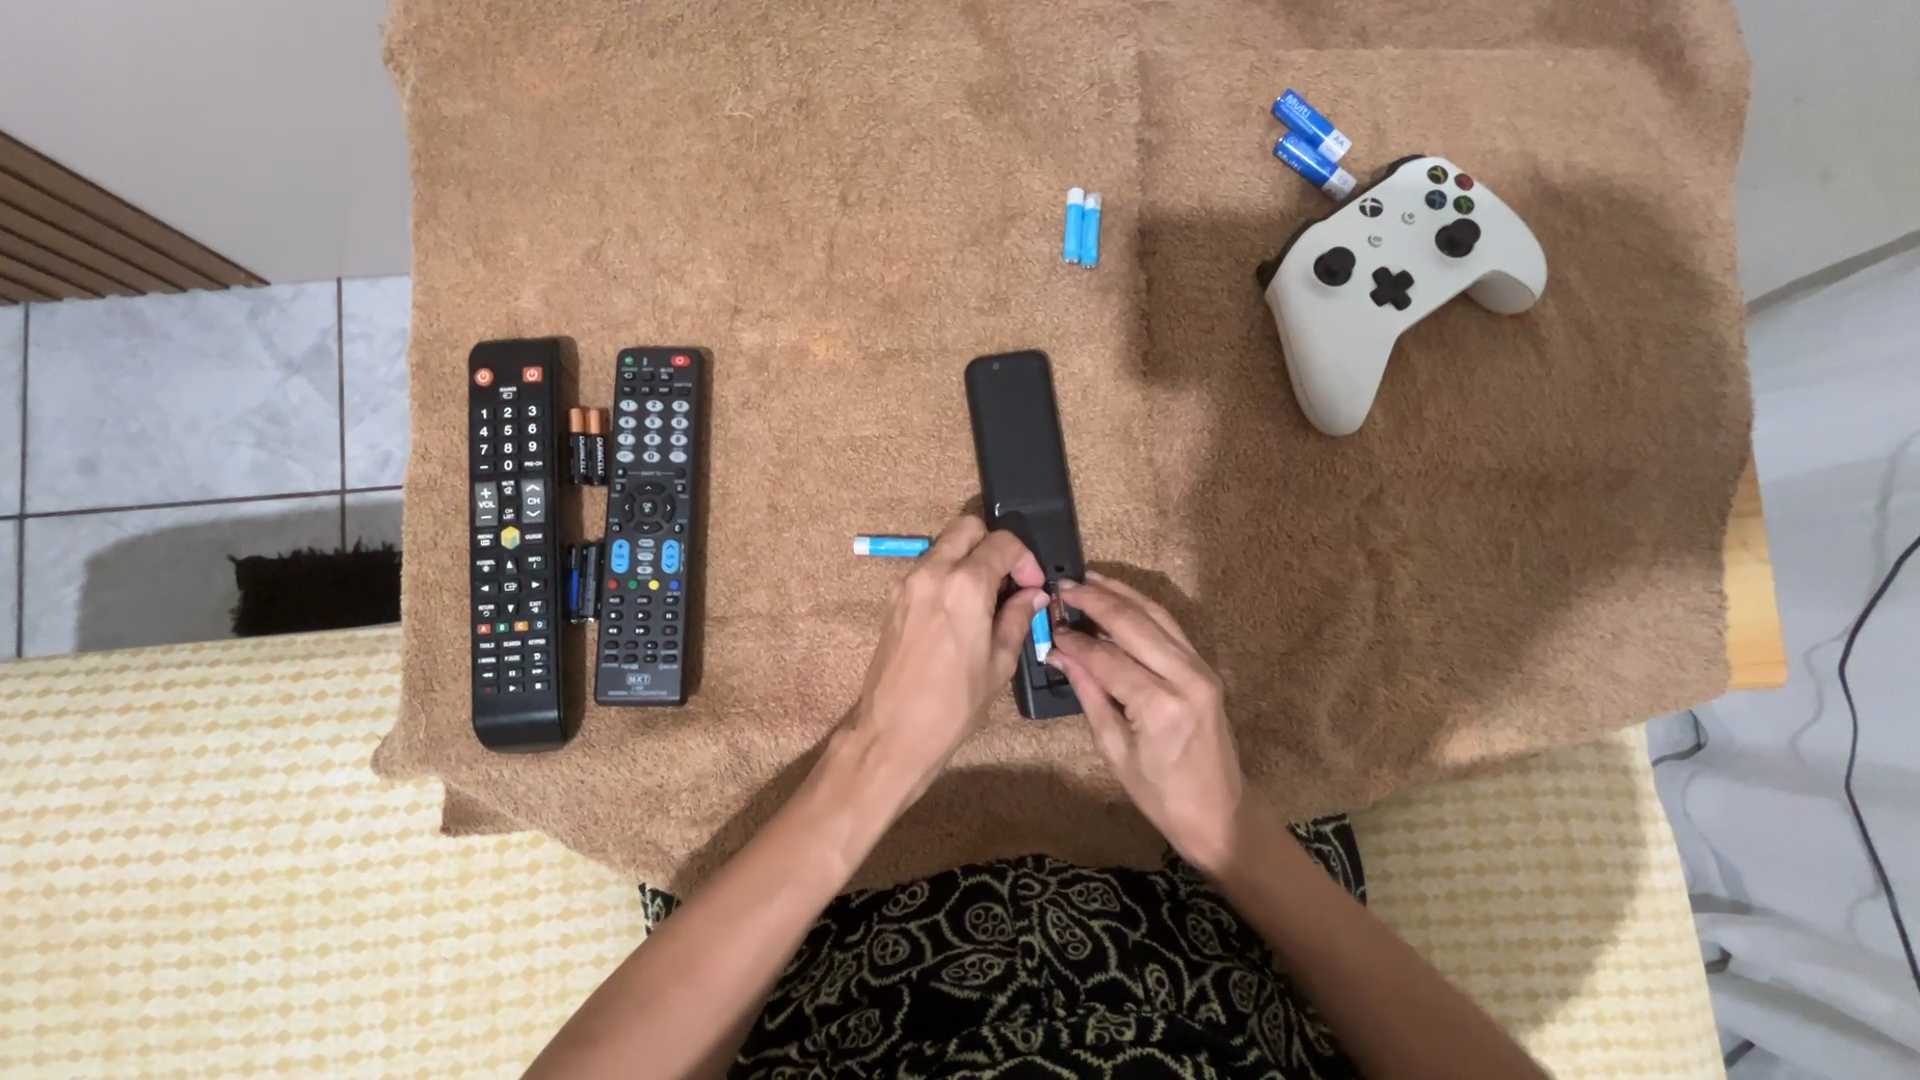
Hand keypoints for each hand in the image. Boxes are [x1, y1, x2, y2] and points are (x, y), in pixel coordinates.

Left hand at [840, 515, 1047, 803]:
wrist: (893, 731)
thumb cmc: (953, 704)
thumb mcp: (999, 663)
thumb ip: (1017, 618)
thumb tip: (1032, 595)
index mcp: (964, 586)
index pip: (1002, 543)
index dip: (1025, 559)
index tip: (1032, 586)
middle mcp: (932, 572)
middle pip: (967, 528)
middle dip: (994, 545)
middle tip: (1009, 580)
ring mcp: (908, 583)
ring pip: (945, 545)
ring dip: (970, 557)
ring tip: (988, 597)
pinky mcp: (894, 598)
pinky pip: (928, 567)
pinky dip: (949, 573)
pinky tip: (962, 609)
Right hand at [1045, 572, 1247, 872]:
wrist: (1218, 811)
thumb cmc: (1160, 794)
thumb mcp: (1114, 749)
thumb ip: (1090, 694)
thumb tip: (1060, 654)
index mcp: (1159, 706)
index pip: (1107, 657)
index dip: (1074, 640)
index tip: (1050, 627)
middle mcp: (1185, 678)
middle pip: (1134, 624)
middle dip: (1096, 600)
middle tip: (1064, 586)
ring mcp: (1201, 669)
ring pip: (1156, 616)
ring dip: (1121, 594)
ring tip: (1088, 579)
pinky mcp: (1205, 668)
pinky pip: (1171, 628)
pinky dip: (1143, 609)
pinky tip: (1120, 599)